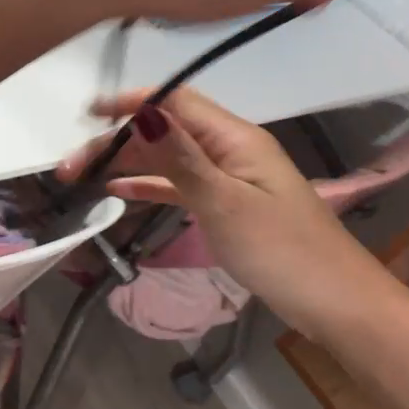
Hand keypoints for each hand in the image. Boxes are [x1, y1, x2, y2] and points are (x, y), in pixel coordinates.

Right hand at [58, 87, 404, 339]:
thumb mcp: (225, 204)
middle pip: (163, 130)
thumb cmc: (283, 252)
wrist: (339, 306)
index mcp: (235, 139)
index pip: (174, 102)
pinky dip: (146, 183)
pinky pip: (176, 183)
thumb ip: (180, 160)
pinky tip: (116, 189)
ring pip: (165, 157)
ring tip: (80, 178)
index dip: (129, 102)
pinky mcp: (225, 204)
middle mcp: (230, 150)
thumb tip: (142, 115)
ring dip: (124, 162)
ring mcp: (228, 178)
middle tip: (69, 168)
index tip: (85, 114)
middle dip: (115, 141)